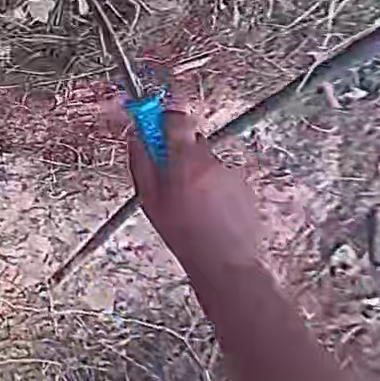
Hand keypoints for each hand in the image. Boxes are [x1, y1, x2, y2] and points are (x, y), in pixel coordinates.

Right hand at [128, 102, 262, 286]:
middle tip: (166, 168)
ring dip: (194, 168)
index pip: (174, 119)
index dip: (162, 118)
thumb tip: (136, 140)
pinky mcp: (243, 186)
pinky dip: (211, 184)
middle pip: (190, 138)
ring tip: (188, 197)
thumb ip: (141, 162)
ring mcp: (229, 173)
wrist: (225, 263)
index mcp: (185, 160)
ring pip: (205, 159)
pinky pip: (220, 175)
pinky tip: (205, 206)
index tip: (152, 122)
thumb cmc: (185, 234)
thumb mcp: (149, 198)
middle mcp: (210, 162)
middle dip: (176, 147)